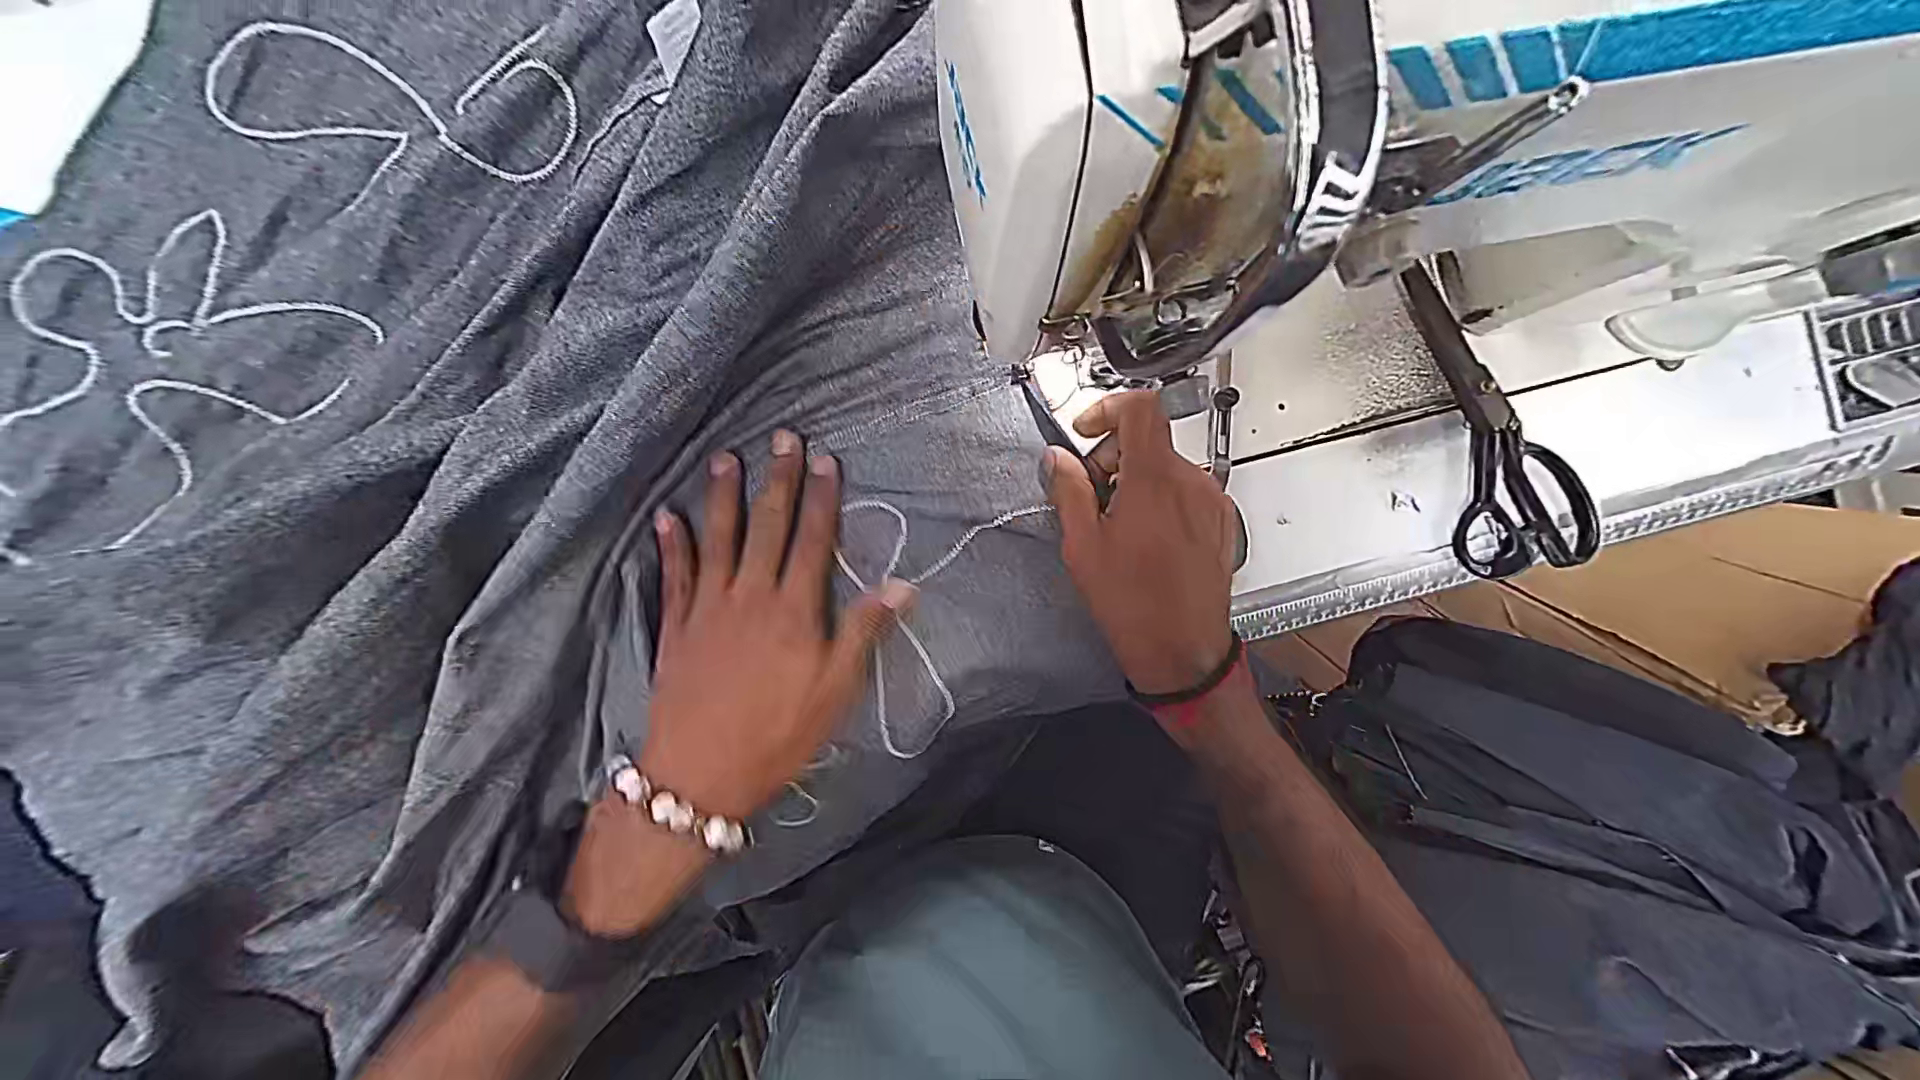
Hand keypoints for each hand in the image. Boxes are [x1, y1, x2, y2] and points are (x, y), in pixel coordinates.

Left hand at [563, 431, 911, 937]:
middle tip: (783, 438)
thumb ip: (864, 631)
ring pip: (718, 539)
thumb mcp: (836, 690)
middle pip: (767, 526)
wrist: (700, 776)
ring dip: (723, 496)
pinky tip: (667, 516)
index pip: (812, 540)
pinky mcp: (676, 626)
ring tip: (725, 458)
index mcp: (793, 610)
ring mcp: (707, 608)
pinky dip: (671, 544)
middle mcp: (750, 596)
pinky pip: (674, 575)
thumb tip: (902, 585)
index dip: (821, 497)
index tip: (825, 460)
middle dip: (778, 480)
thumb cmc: (779, 735)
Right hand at [1045, 391, 1236, 693]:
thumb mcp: (1083, 546)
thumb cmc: (1136, 605)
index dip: (1107, 409)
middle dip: (1113, 458)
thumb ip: (1069, 491)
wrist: (1181, 648)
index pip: (1140, 408)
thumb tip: (1058, 461)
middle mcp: (1190, 483)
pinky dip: (1160, 498)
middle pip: (1148, 439)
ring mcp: (1210, 502)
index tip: (1089, 430)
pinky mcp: (1220, 520)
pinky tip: (1145, 537)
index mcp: (1153, 481)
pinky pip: (1185, 490)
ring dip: (1136, 480)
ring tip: (1118, 525)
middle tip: (1093, 495)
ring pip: (1166, 466)